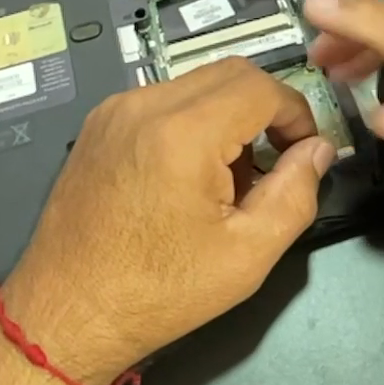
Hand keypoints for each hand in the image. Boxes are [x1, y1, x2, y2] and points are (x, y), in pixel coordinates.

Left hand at [0, 57, 335, 384]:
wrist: (65, 312)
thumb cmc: (158, 290)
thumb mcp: (246, 255)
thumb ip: (295, 194)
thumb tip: (318, 150)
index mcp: (183, 131)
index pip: (262, 86)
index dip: (296, 112)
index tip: (305, 150)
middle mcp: (146, 103)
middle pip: (230, 72)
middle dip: (265, 108)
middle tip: (276, 159)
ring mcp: (116, 107)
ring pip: (196, 82)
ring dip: (228, 114)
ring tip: (228, 176)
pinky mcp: (100, 120)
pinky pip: (163, 98)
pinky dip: (192, 119)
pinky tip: (187, 173)